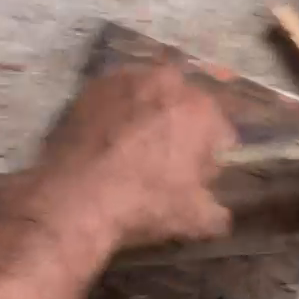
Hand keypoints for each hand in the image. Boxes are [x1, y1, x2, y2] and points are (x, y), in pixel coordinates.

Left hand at [24, 64, 238, 247]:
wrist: (75, 196)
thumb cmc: (146, 203)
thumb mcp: (195, 221)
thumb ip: (218, 214)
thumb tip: (220, 215)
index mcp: (202, 110)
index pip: (223, 133)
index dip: (215, 159)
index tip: (202, 180)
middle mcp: (168, 81)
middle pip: (187, 107)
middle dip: (184, 130)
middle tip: (170, 165)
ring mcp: (126, 78)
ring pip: (151, 98)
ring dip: (151, 118)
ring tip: (137, 153)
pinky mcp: (91, 85)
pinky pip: (117, 100)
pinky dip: (119, 116)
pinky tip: (110, 145)